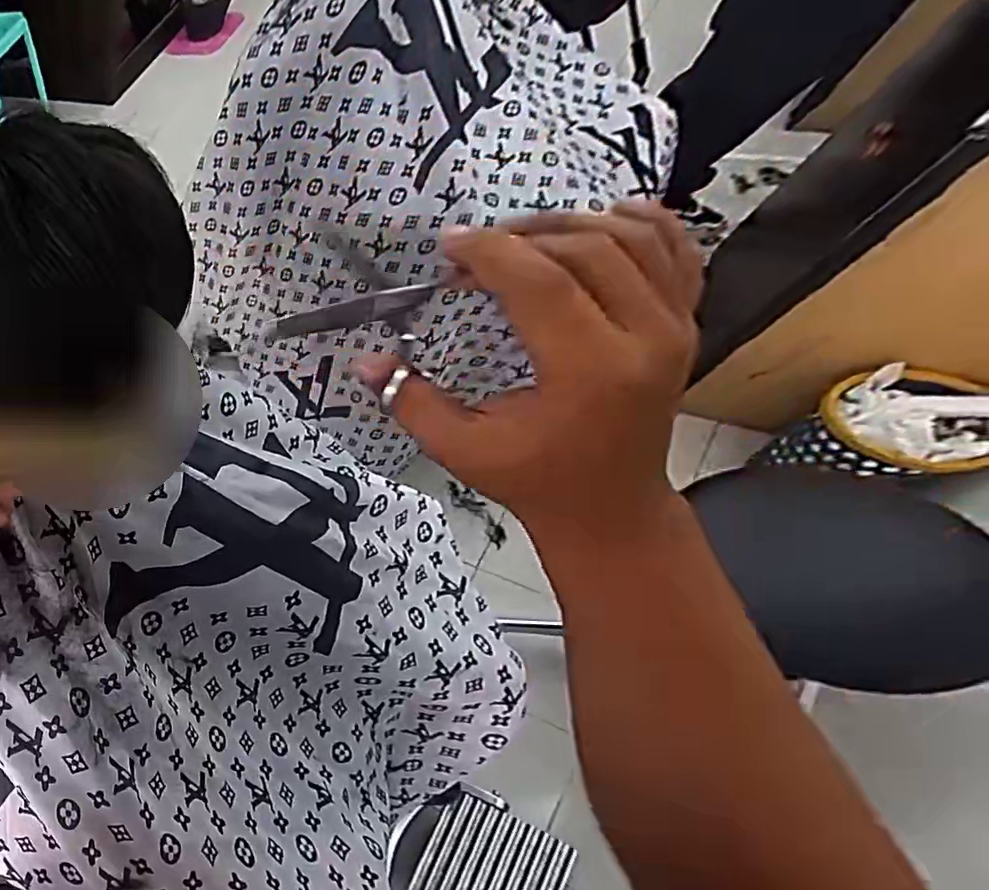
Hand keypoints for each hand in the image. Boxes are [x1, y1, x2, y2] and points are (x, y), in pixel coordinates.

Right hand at [353, 200, 700, 540]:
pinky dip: (638, 225)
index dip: (491, 254)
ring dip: (571, 225)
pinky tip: (599, 223)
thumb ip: (410, 401)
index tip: (451, 244)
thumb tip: (367, 363)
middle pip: (589, 250)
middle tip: (473, 250)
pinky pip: (675, 250)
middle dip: (522, 238)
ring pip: (635, 238)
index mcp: (587, 370)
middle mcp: (645, 338)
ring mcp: (676, 326)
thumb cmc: (530, 478)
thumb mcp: (458, 448)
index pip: (542, 284)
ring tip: (519, 236)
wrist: (606, 504)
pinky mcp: (686, 323)